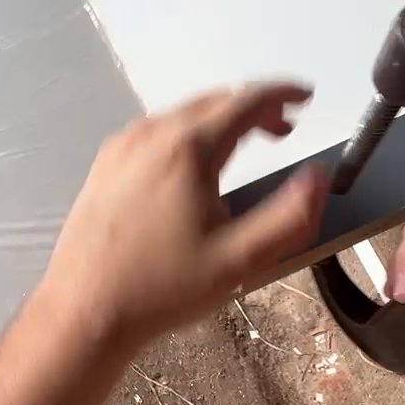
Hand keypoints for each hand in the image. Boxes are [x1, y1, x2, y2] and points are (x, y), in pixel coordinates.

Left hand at [40, 83, 327, 353]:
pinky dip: (185, 136)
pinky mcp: (104, 168)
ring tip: (243, 147)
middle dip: (254, 109)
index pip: (246, 100)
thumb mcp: (239, 261)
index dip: (284, 94)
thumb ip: (289, 217)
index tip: (307, 98)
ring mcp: (121, 149)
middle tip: (283, 130)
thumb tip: (320, 178)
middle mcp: (150, 135)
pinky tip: (191, 167)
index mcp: (187, 149)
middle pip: (213, 101)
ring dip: (219, 122)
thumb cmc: (162, 289)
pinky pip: (154, 134)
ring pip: (181, 116)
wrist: (85, 311)